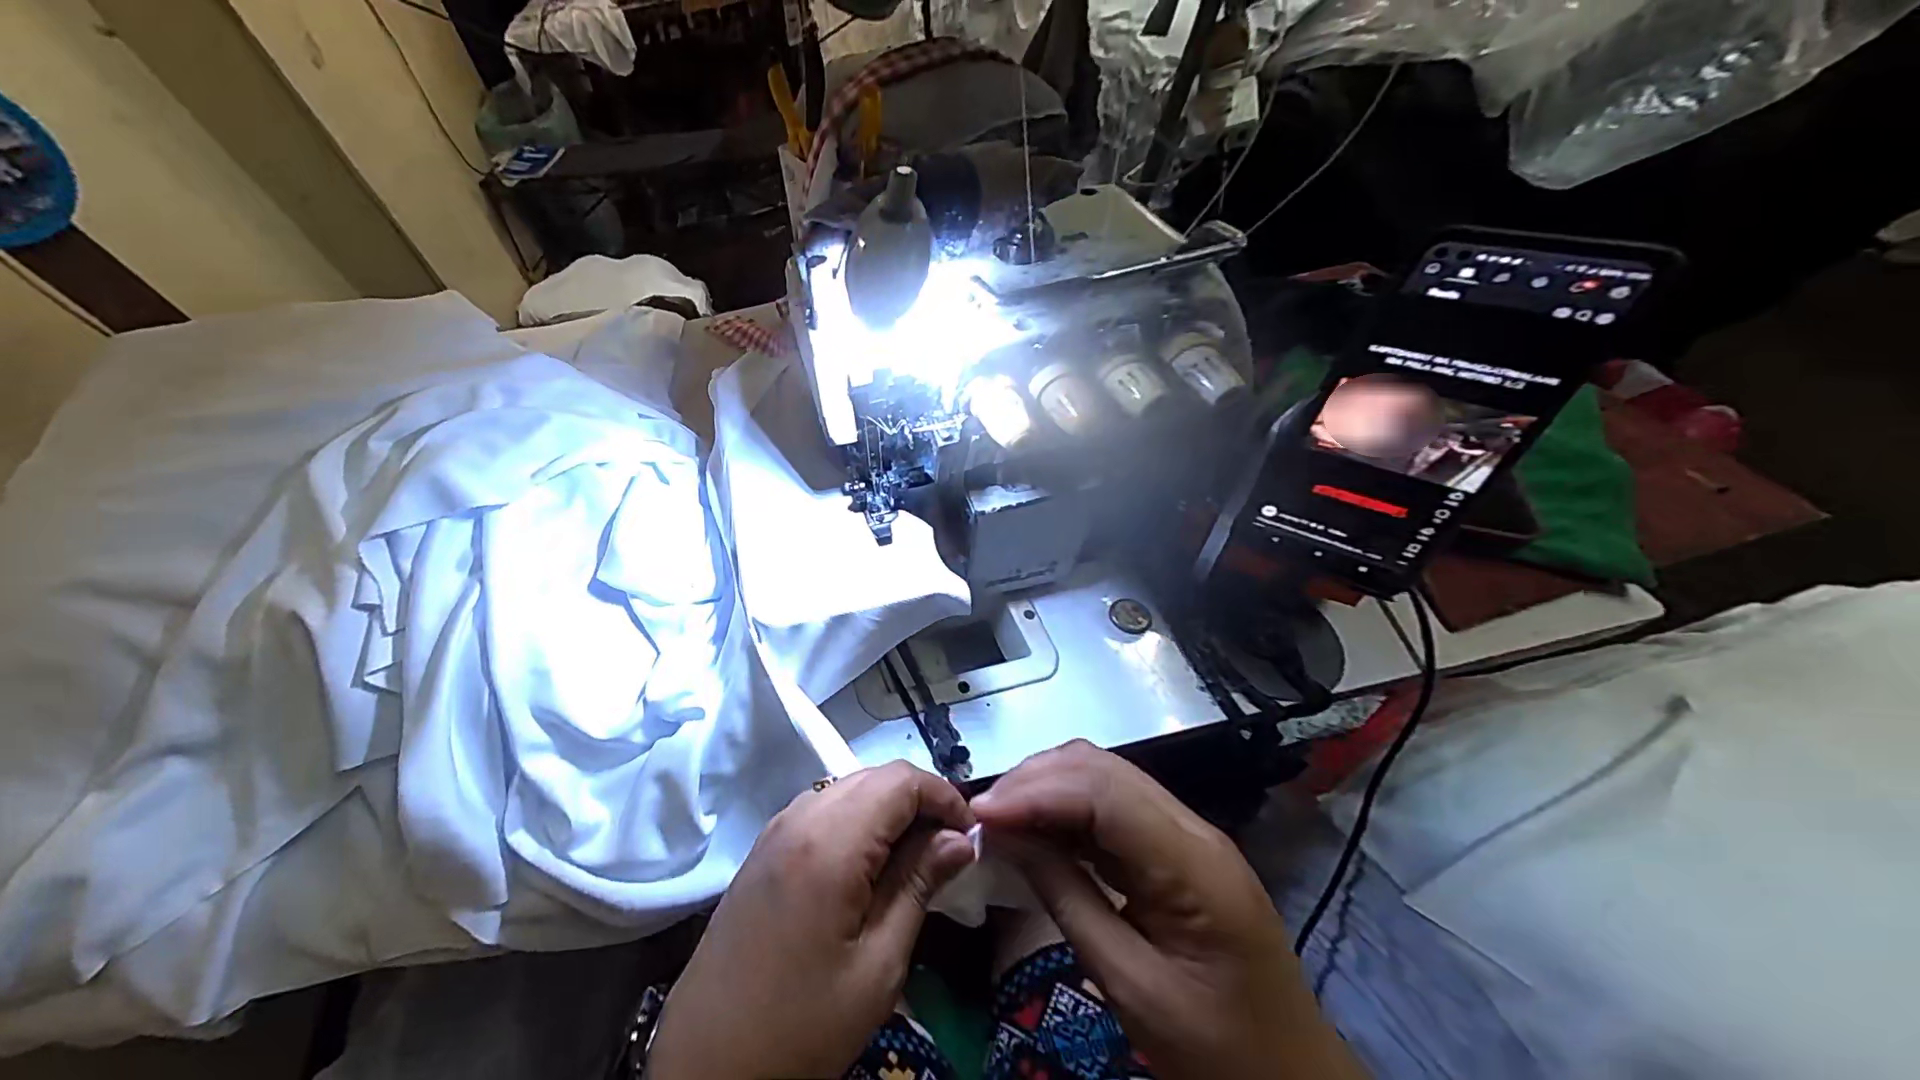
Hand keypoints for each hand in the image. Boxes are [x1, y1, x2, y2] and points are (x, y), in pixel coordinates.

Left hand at [647, 762, 975, 1079]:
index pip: (901, 780)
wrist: (702, 1066)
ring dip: (887, 810)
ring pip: (848, 788)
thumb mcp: (877, 965)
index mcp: (828, 842)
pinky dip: (856, 821)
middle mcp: (799, 819)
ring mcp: (775, 832)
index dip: (945, 797)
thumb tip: (960, 839)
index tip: (970, 837)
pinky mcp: (763, 851)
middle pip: (875, 777)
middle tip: (947, 850)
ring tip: (913, 860)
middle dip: (919, 801)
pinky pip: (822, 810)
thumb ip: (919, 886)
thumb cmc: (799, 1025)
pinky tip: (867, 866)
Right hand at [971, 741, 1365, 1079]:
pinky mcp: (1175, 852)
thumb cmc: (1216, 1048)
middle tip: (982, 817)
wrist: (1289, 1078)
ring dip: (1047, 790)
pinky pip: (1113, 812)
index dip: (1035, 792)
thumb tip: (1008, 838)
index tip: (979, 814)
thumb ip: (1068, 901)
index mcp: (1193, 863)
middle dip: (1035, 781)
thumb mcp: (1132, 986)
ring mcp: (1186, 836)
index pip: (1103, 793)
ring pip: (1105, 780)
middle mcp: (1192, 830)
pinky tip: (1035, 833)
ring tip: (999, 821)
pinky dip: (1067, 813)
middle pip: (1103, 771)